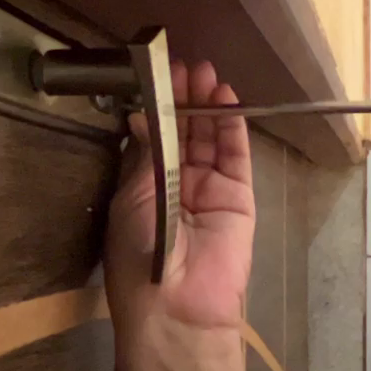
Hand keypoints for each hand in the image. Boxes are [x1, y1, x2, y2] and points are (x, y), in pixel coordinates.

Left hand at [104, 61, 256, 334]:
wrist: (176, 303)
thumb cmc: (140, 251)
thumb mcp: (132, 196)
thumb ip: (146, 153)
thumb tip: (142, 114)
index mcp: (144, 187)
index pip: (154, 137)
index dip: (158, 107)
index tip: (159, 76)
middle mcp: (177, 184)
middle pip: (183, 132)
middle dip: (183, 99)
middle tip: (185, 67)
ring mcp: (209, 188)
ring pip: (209, 138)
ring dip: (207, 105)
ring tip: (205, 73)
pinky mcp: (238, 194)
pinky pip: (234, 154)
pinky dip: (231, 125)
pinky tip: (225, 98)